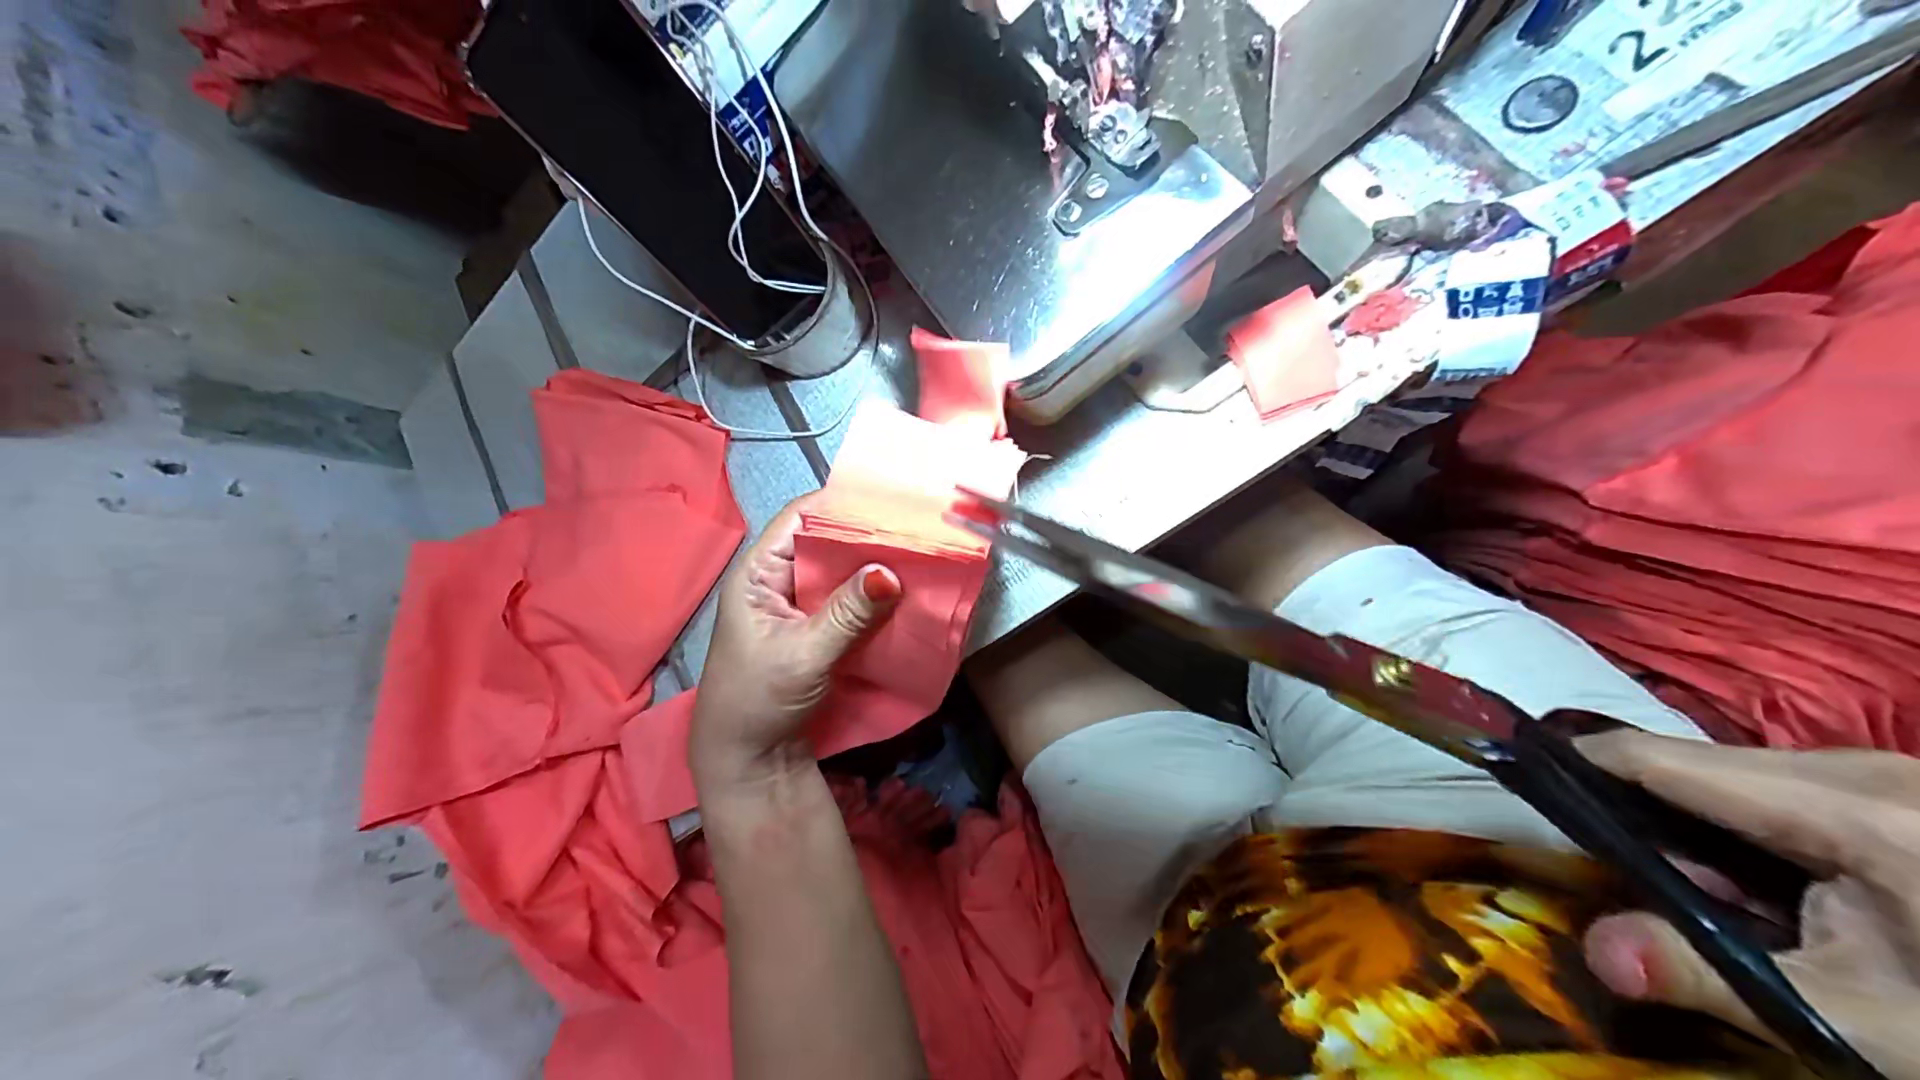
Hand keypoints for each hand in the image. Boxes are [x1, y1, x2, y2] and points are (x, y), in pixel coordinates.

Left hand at [690, 495, 902, 794]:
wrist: (751, 759)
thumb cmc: (758, 701)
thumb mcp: (803, 655)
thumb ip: (847, 614)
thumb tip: (891, 572)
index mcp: (758, 573)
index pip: (799, 519)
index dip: (839, 505)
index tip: (887, 501)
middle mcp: (777, 579)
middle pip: (824, 540)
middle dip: (865, 533)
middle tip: (914, 525)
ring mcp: (798, 603)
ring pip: (839, 569)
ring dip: (872, 563)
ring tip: (917, 549)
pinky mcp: (817, 625)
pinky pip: (848, 597)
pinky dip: (872, 591)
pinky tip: (903, 587)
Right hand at [1577, 731, 1919, 1079]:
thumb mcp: (1871, 1026)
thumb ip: (1717, 980)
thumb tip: (1595, 951)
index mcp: (1851, 809)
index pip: (1660, 757)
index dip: (1577, 762)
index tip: (1515, 777)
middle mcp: (1863, 770)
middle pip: (1695, 767)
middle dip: (1649, 818)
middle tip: (1644, 886)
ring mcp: (1893, 777)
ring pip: (1738, 779)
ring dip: (1701, 830)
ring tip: (1725, 902)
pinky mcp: (1906, 794)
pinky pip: (1786, 792)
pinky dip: (1752, 834)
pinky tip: (1782, 893)